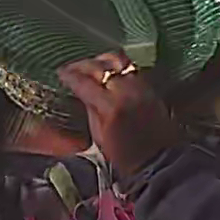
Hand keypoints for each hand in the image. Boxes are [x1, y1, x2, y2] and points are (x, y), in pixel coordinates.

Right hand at [57, 54, 182, 175]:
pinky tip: (108, 69)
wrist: (158, 160)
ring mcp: (139, 85)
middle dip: (82, 65)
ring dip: (100, 60)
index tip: (61, 73)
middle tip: (72, 68)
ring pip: (116, 59)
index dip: (70, 76)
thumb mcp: (99, 136)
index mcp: (110, 106)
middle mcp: (125, 90)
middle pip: (99, 66)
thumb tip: (81, 91)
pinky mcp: (148, 85)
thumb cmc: (125, 155)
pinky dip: (116, 64)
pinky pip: (129, 65)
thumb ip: (90, 109)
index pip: (85, 82)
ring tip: (90, 66)